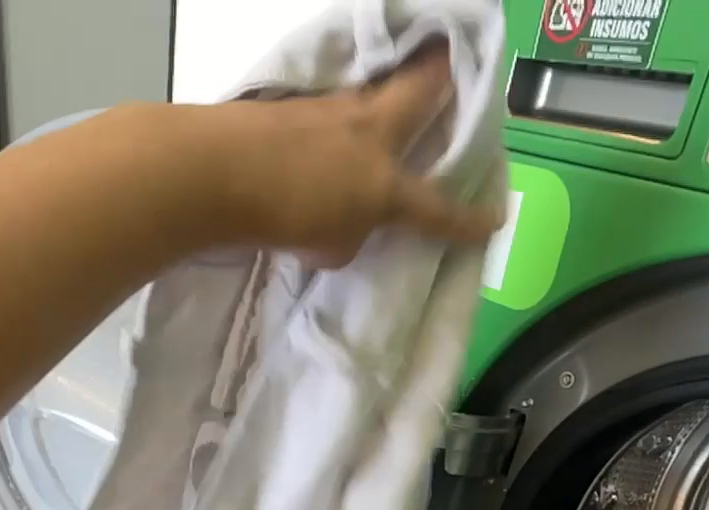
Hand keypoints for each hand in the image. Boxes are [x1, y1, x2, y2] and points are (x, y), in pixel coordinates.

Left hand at [177, 46, 503, 264]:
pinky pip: (338, 100)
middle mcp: (369, 132)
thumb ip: (352, 232)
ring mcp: (332, 108)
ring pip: (380, 85)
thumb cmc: (282, 219)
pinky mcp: (297, 102)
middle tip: (459, 64)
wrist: (216, 172)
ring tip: (400, 92)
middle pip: (425, 85)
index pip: (437, 209)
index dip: (467, 220)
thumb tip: (348, 220)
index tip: (492, 221)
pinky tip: (339, 120)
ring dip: (397, 84)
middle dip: (450, 73)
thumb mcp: (331, 247)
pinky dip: (349, 107)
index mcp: (385, 182)